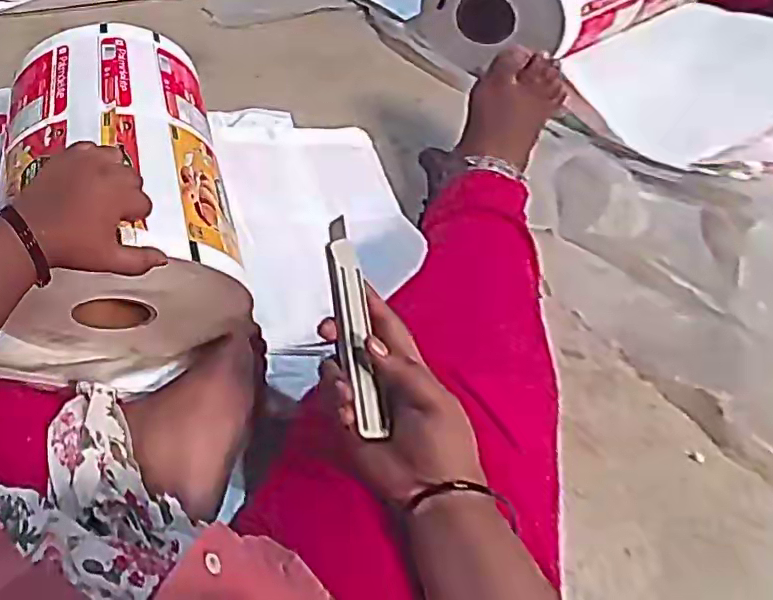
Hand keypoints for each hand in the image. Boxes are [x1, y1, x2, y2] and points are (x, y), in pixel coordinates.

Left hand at [9, 144, 163, 276]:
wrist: (29, 232)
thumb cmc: (68, 245)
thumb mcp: (108, 259)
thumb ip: (139, 260)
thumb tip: (160, 258)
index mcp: (120, 195)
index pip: (144, 202)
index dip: (135, 215)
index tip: (124, 222)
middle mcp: (106, 172)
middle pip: (132, 178)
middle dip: (127, 193)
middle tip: (111, 210)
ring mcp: (85, 160)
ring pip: (114, 157)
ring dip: (113, 171)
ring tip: (102, 189)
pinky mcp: (67, 155)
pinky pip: (89, 148)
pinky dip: (92, 158)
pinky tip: (86, 174)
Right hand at [318, 286, 483, 507]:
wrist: (432, 495)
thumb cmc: (445, 446)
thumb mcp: (435, 402)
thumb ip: (401, 369)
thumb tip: (366, 343)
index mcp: (407, 367)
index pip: (384, 325)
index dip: (368, 301)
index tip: (350, 276)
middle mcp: (379, 376)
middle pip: (350, 339)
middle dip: (337, 330)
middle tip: (328, 330)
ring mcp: (361, 396)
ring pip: (335, 367)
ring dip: (339, 376)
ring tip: (350, 396)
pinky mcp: (345, 417)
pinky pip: (330, 397)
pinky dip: (337, 403)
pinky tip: (352, 418)